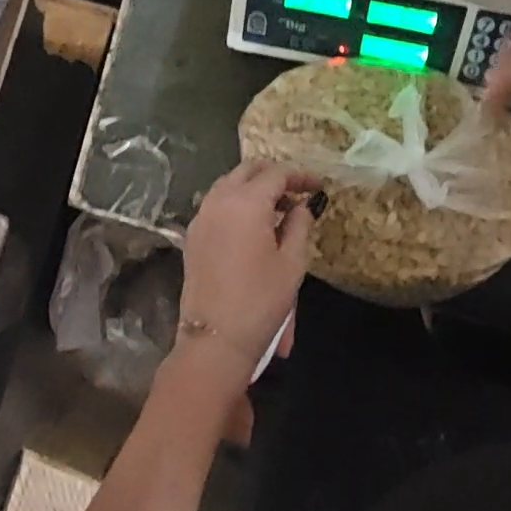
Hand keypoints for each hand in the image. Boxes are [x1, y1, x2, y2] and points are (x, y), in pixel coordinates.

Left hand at [174, 162, 314, 390]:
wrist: (215, 339)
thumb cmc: (261, 301)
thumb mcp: (292, 263)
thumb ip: (300, 225)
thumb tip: (302, 205)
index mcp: (246, 202)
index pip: (277, 173)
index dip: (300, 176)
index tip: (318, 186)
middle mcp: (219, 200)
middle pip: (248, 170)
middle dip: (274, 175)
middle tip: (297, 192)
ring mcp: (201, 216)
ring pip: (229, 184)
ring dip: (254, 188)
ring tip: (277, 209)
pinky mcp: (193, 235)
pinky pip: (217, 204)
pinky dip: (236, 203)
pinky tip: (253, 225)